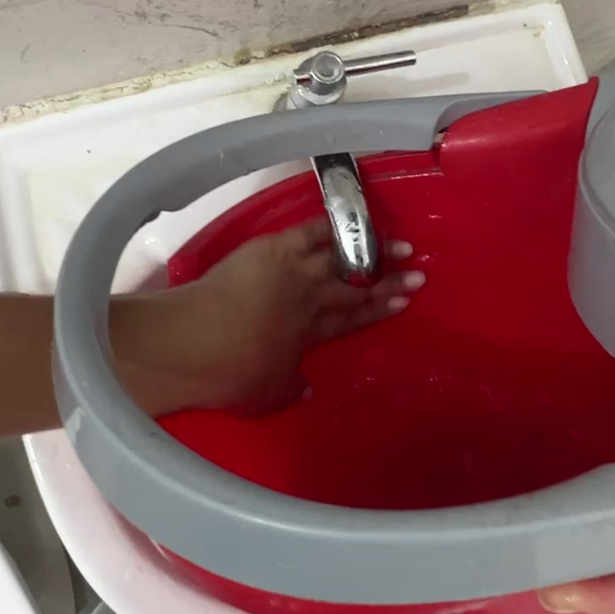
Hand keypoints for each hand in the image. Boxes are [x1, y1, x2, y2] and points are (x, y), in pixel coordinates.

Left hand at [113, 220, 423, 414]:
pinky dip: (331, 226)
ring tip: (398, 246)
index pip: (352, 319)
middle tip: (418, 273)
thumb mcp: (266, 393)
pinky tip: (351, 220)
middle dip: (388, 282)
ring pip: (341, 259)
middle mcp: (310, 299)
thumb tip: (308, 388)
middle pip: (356, 288)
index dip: (379, 309)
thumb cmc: (230, 374)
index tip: (404, 301)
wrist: (196, 342)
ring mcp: (294, 271)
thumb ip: (291, 387)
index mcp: (309, 334)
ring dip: (371, 252)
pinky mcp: (273, 249)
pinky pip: (309, 232)